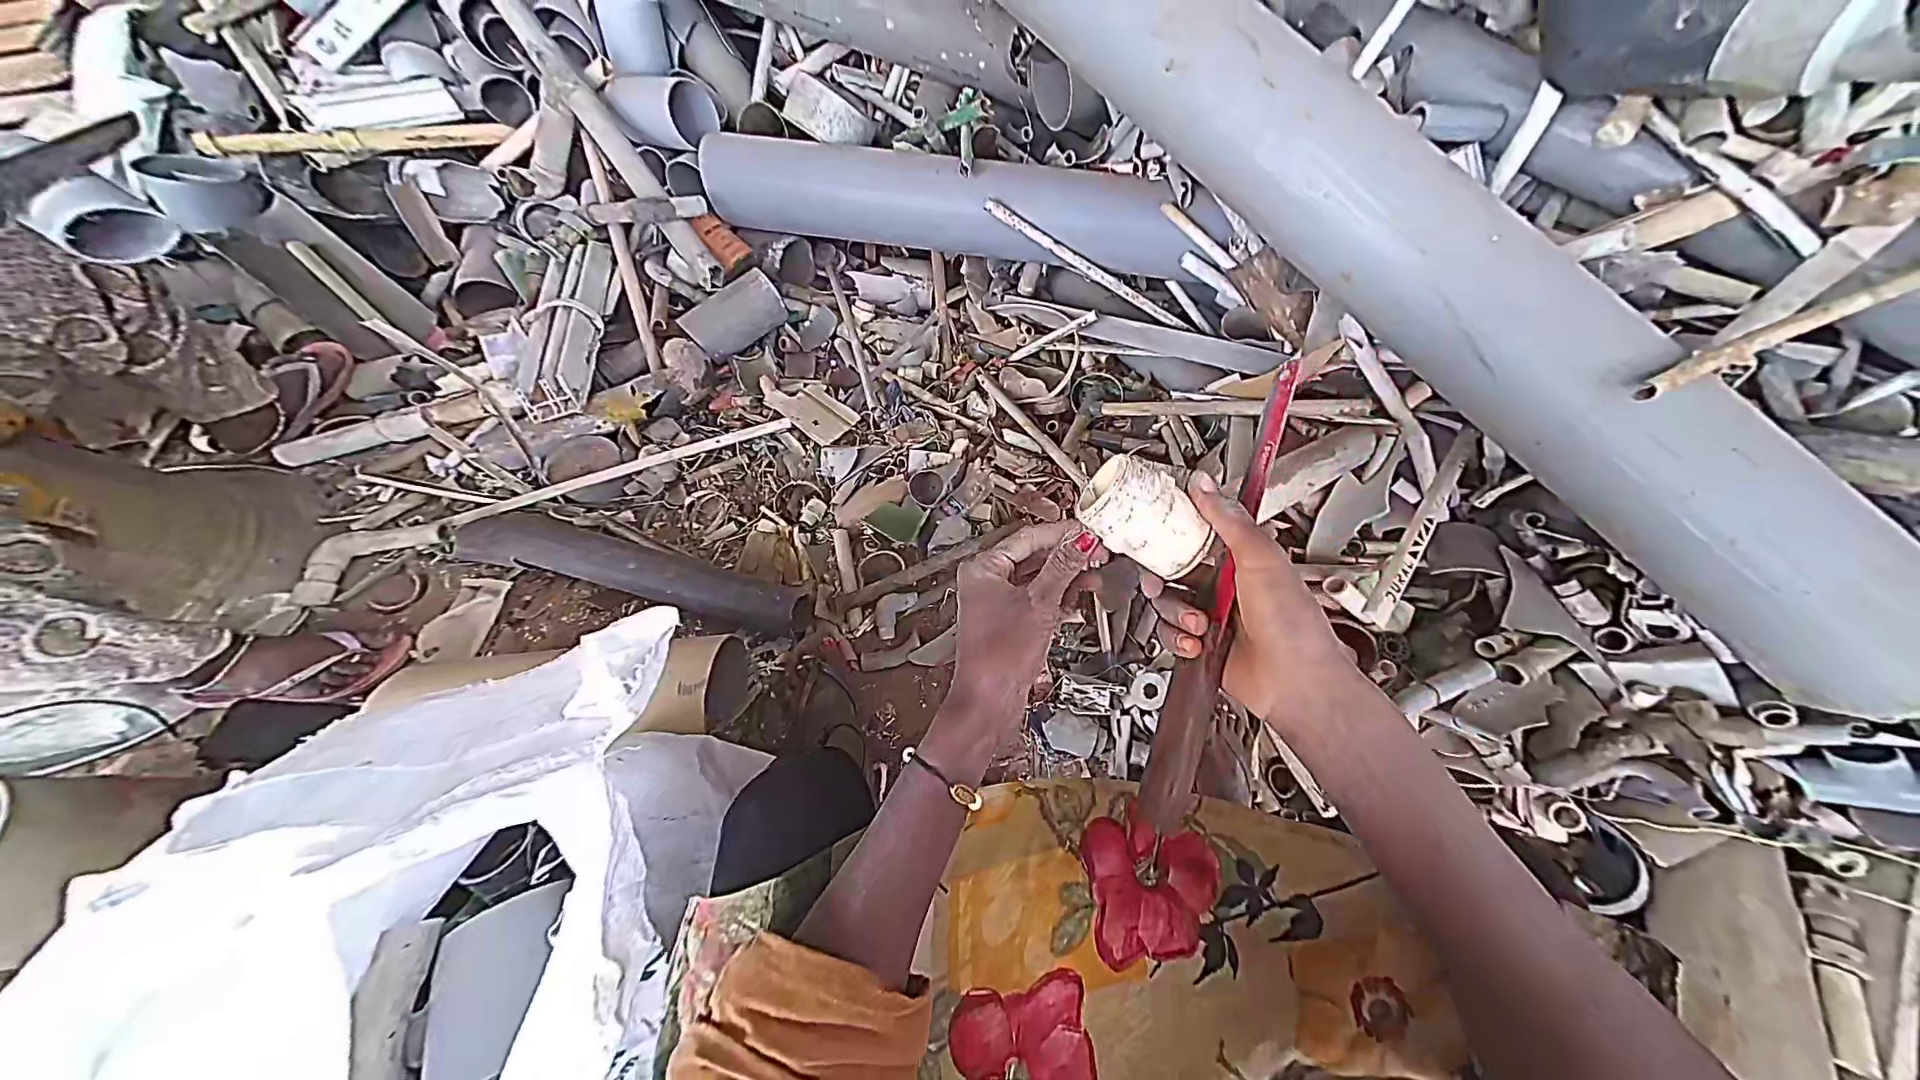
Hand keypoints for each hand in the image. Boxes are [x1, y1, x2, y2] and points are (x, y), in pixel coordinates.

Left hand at [937, 521, 1104, 762]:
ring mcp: (998, 603)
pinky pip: (1038, 600)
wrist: (990, 702)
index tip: (1088, 531)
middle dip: (1067, 555)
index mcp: (983, 569)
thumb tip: (1081, 540)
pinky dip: (1059, 597)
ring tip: (1094, 571)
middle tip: (1097, 551)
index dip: (1062, 534)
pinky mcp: (1011, 622)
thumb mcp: (1040, 603)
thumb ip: (1063, 567)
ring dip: (1066, 576)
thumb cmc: (999, 657)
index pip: (1028, 537)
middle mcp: (987, 582)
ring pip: (1038, 579)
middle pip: (1034, 557)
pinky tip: (1078, 597)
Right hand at [1139, 472, 1360, 720]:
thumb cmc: (1294, 625)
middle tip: (1164, 581)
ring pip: (1165, 602)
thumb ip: (1229, 521)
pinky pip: (1168, 633)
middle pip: (1171, 569)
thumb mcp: (1261, 560)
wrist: (1295, 683)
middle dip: (1163, 577)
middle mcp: (1222, 584)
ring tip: (1199, 623)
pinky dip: (1177, 638)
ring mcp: (1210, 614)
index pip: (1197, 533)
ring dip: (1176, 613)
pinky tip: (1197, 642)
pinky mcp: (1200, 642)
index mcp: (1239, 558)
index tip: (1158, 528)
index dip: (1174, 530)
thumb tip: (1204, 485)